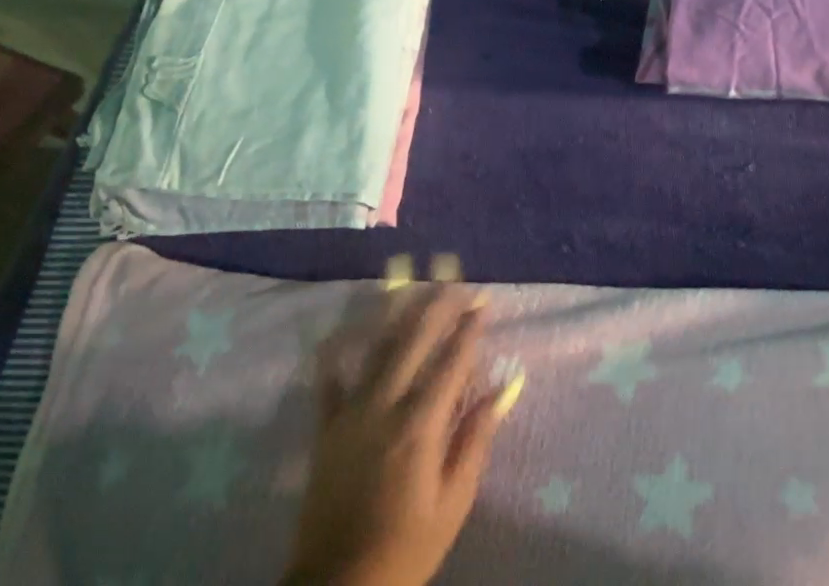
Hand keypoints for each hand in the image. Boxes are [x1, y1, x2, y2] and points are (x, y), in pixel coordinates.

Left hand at [285, 285, 515, 585]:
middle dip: (435, 305)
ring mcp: (348, 414)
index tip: (483, 301)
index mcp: (420, 426)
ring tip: (408, 277)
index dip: (469, 329)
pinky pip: (328, 381)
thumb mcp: (454, 500)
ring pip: (374, 350)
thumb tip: (504, 387)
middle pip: (413, 343)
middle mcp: (383, 408)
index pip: (450, 363)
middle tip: (452, 273)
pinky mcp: (325, 430)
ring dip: (394, 311)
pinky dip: (335, 353)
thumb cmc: (409, 545)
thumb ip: (475, 438)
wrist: (338, 585)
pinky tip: (339, 329)